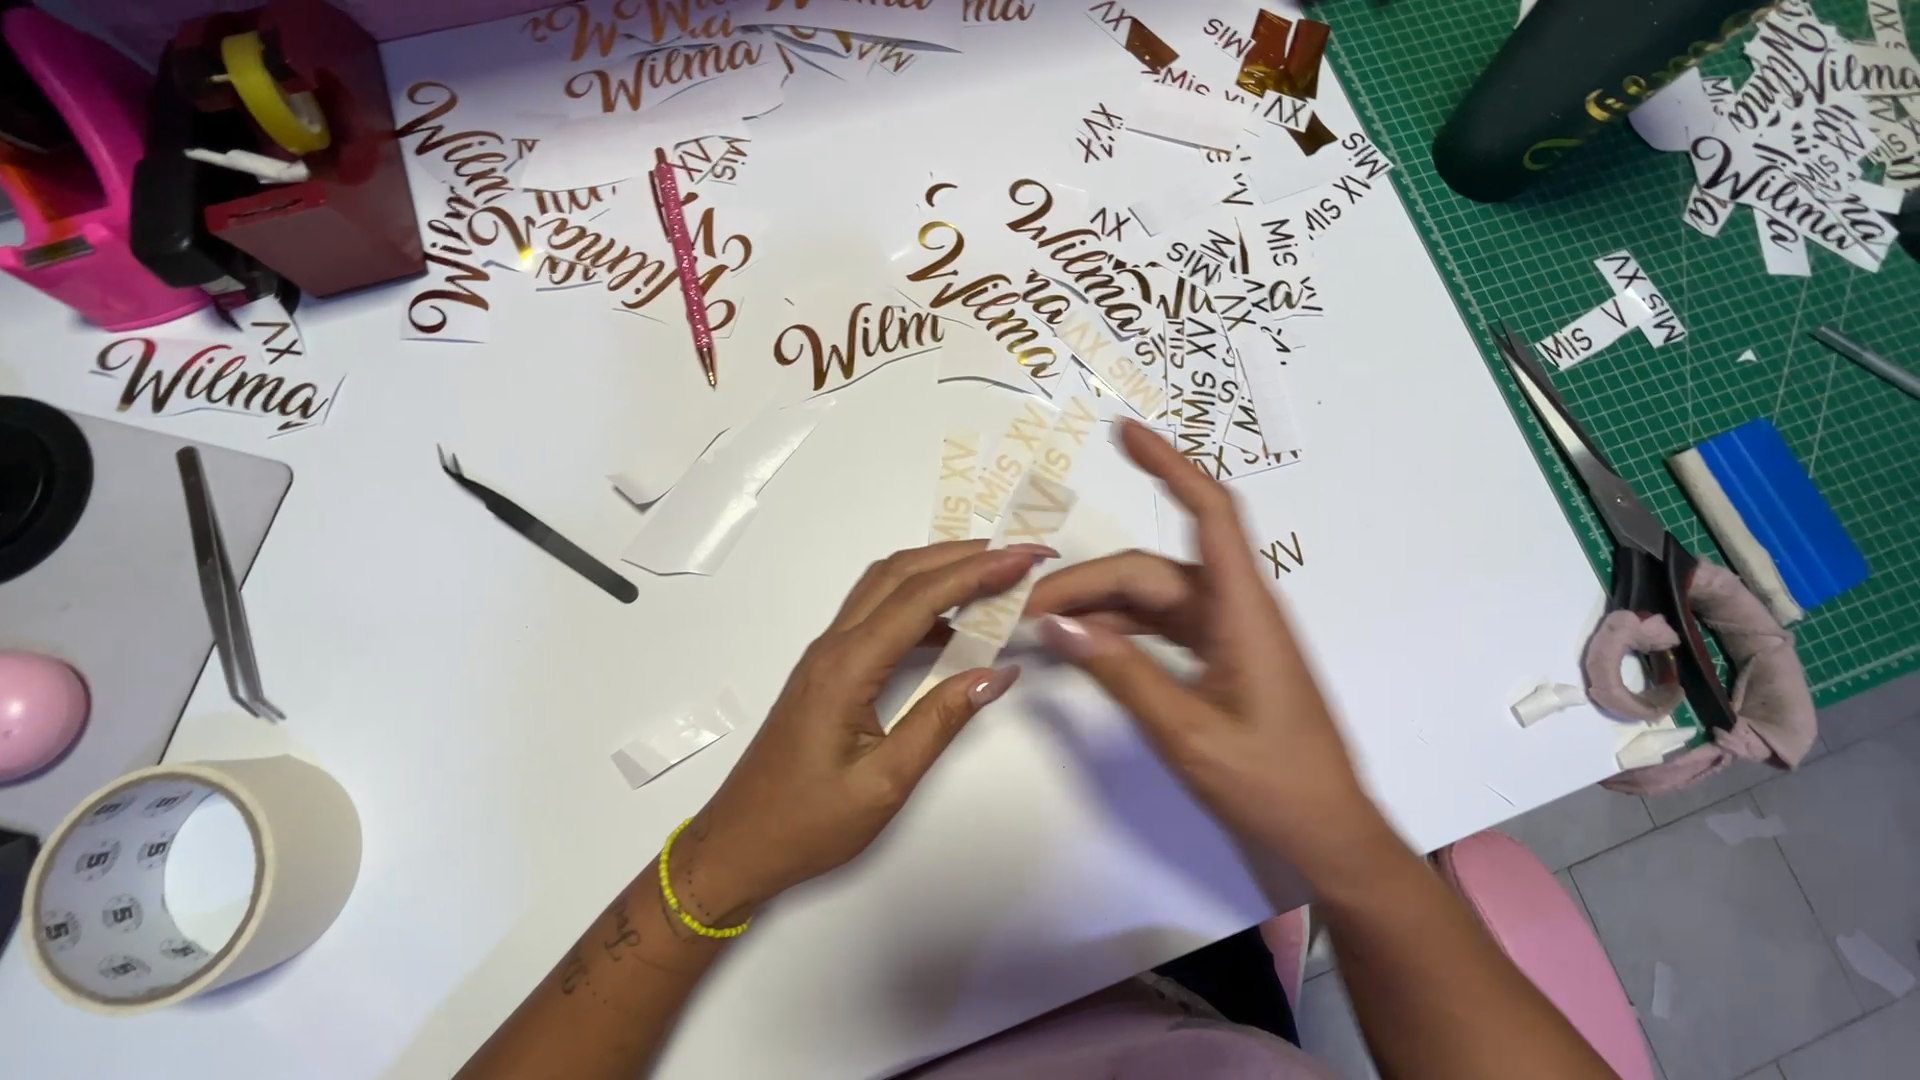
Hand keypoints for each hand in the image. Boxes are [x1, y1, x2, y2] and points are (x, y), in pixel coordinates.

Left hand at [667, 541, 1051, 927]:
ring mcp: (826, 654)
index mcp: (847, 667)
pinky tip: (952, 625)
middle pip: (900, 573)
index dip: (977, 571)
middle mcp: (833, 646)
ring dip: (938, 570)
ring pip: (884, 586)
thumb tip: (998, 672)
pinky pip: (877, 615)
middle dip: (962, 555)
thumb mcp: (885, 783)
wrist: (738, 843)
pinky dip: (919, 603)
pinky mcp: (828, 670)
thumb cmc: (808, 823)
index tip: (1025, 558)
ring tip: (993, 575)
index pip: (920, 598)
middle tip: (1018, 554)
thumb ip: (941, 720)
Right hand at [1025, 419, 1395, 877]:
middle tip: (1024, 609)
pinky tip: (1081, 645)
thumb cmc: (1272, 784)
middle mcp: (1234, 610)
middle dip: (1085, 583)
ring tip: (1041, 624)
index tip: (1124, 432)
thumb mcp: (1188, 732)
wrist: (1327, 836)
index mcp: (1243, 610)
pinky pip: (1158, 629)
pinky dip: (1117, 632)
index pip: (1209, 513)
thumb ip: (1120, 674)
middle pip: (1150, 571)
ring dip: (1096, 607)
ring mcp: (1226, 636)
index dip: (1168, 465)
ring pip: (1149, 599)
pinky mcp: (1218, 660)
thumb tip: (1056, 626)